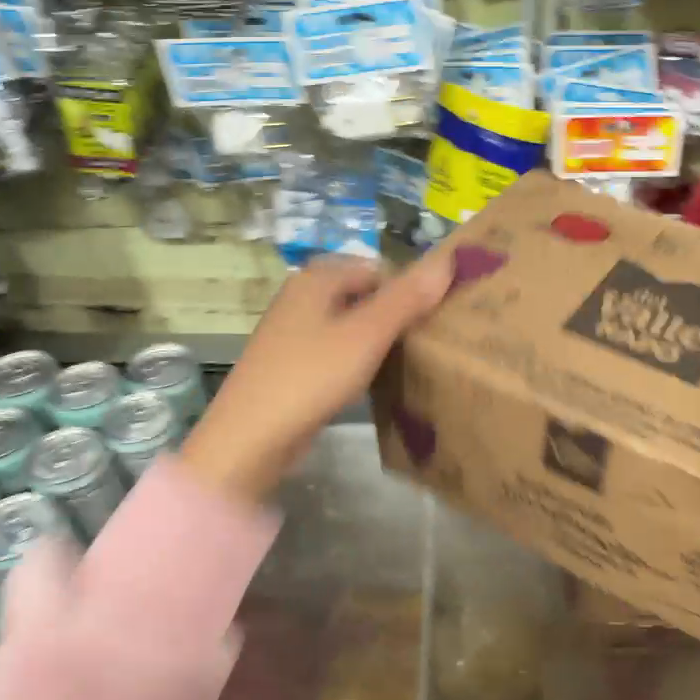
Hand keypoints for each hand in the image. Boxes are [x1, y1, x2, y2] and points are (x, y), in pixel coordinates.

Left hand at [179, 253, 452, 503]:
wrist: (250, 439)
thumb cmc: (310, 377)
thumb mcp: (366, 335)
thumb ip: (406, 298)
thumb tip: (449, 261)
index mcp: (316, 278)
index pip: (378, 268)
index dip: (409, 290)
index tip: (438, 320)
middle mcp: (301, 297)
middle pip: (363, 296)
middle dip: (396, 317)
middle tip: (430, 344)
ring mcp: (293, 333)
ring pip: (350, 327)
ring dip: (379, 343)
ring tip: (410, 365)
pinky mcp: (292, 367)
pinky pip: (336, 353)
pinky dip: (358, 363)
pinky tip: (374, 385)